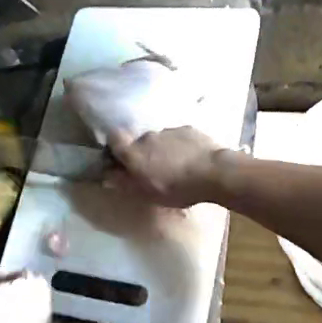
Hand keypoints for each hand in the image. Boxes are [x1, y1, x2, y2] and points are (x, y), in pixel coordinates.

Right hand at [107, 127, 230, 207]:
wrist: (213, 172)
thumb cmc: (177, 188)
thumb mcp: (147, 193)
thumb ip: (125, 182)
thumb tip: (108, 175)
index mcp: (134, 152)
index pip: (114, 138)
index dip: (116, 146)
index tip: (123, 158)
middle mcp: (148, 136)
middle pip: (140, 141)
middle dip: (145, 153)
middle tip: (157, 169)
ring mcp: (169, 131)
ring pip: (161, 139)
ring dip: (165, 150)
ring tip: (179, 166)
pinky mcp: (188, 129)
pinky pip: (179, 137)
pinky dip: (182, 146)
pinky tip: (192, 159)